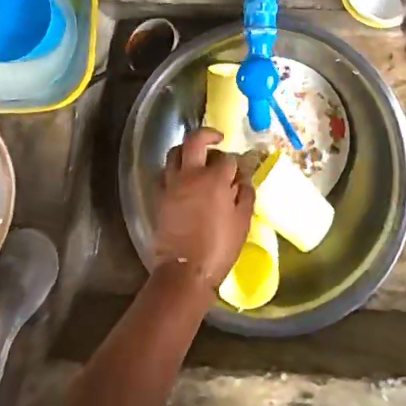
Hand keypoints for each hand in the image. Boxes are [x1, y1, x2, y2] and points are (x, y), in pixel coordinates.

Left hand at [152, 128, 254, 288]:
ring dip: (187, 149)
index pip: (227, 159)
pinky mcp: (160, 196)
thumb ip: (245, 196)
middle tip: (217, 139)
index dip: (236, 164)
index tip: (240, 171)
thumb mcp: (242, 223)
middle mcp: (191, 174)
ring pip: (175, 152)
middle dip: (208, 134)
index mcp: (214, 179)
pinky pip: (165, 173)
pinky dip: (174, 170)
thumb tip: (244, 181)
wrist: (185, 271)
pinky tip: (183, 179)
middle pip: (195, 140)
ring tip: (197, 157)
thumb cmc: (219, 248)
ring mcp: (172, 183)